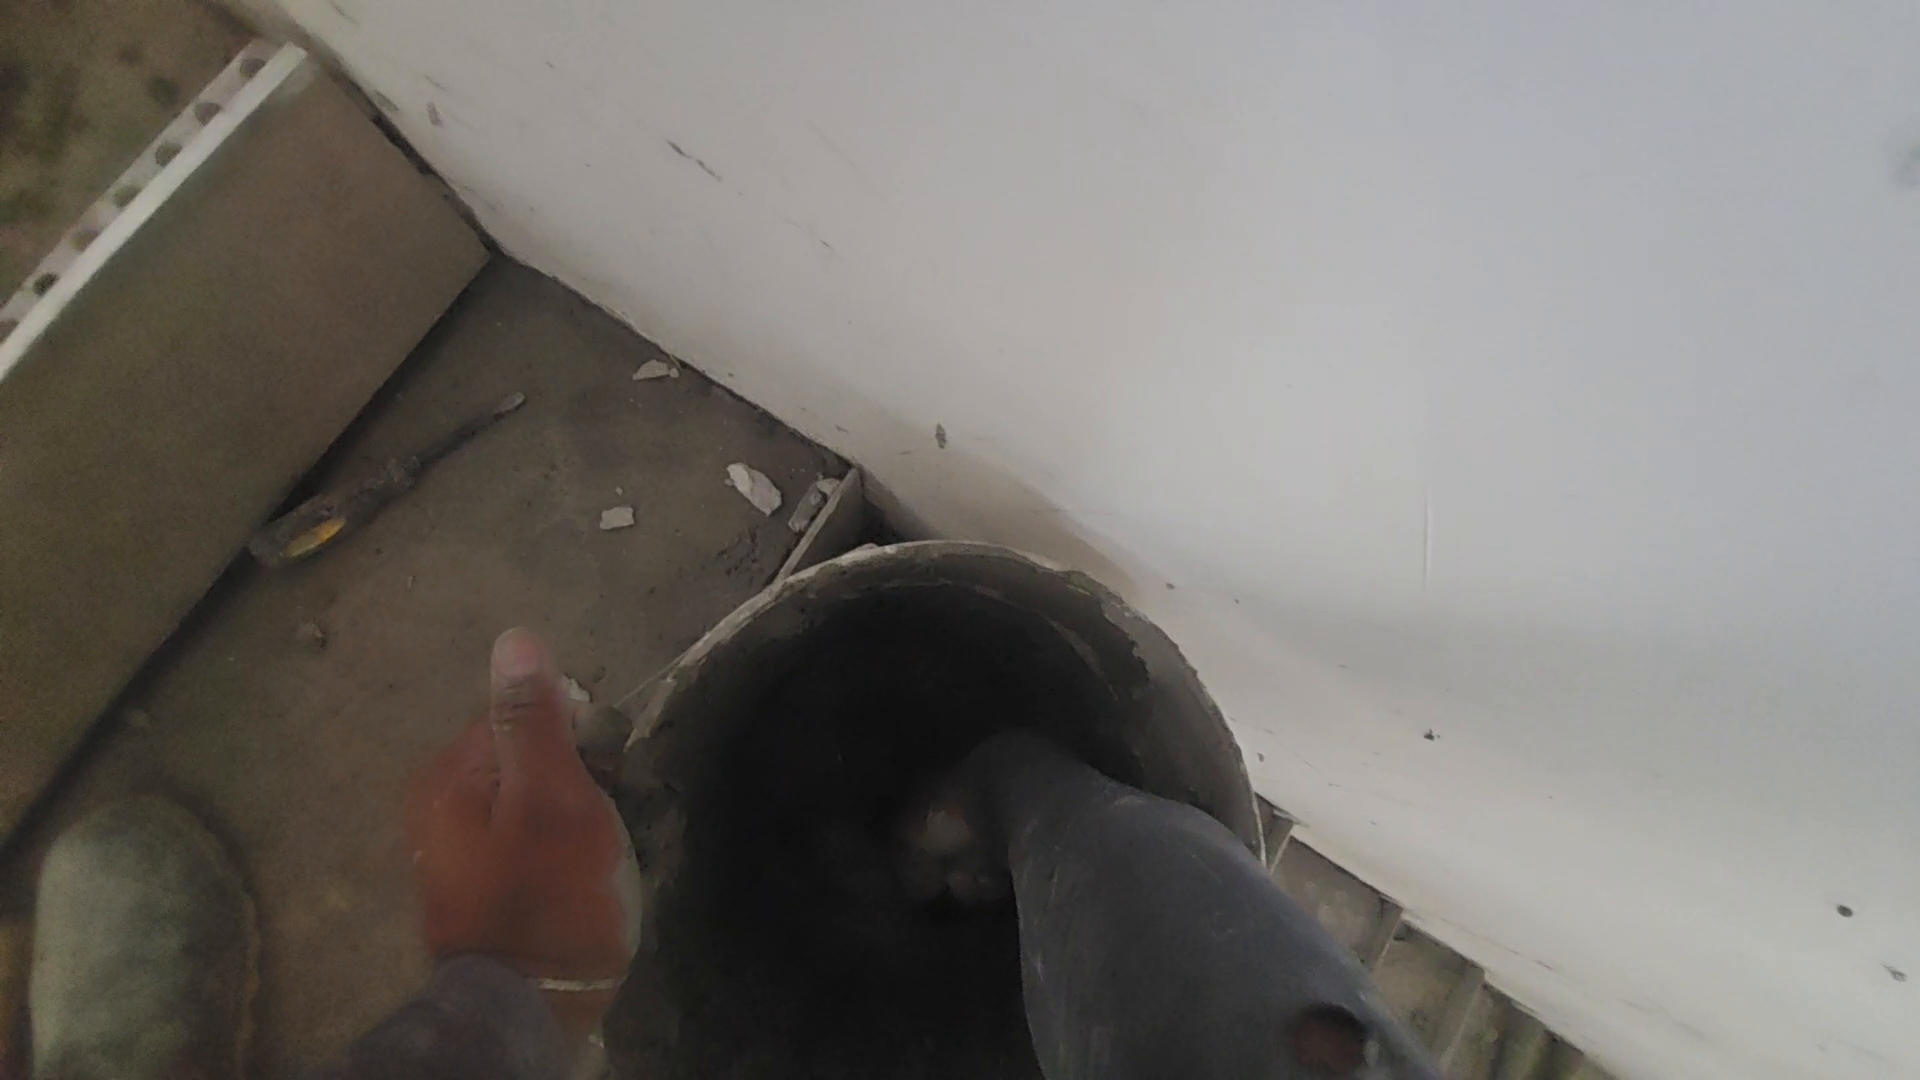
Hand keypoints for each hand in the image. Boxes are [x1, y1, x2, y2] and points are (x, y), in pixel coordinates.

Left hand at [406, 628, 641, 1038]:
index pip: (523, 708)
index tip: (602, 766)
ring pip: (534, 779)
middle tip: (600, 804)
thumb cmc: (552, 891)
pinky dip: (561, 822)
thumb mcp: (554, 797)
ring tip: (594, 833)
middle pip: (528, 743)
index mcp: (452, 775)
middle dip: (577, 761)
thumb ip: (534, 720)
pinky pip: (529, 815)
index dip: (576, 728)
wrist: (536, 1001)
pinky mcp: (484, 866)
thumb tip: (515, 638)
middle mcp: (443, 799)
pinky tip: (578, 851)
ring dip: (574, 793)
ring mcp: (461, 837)